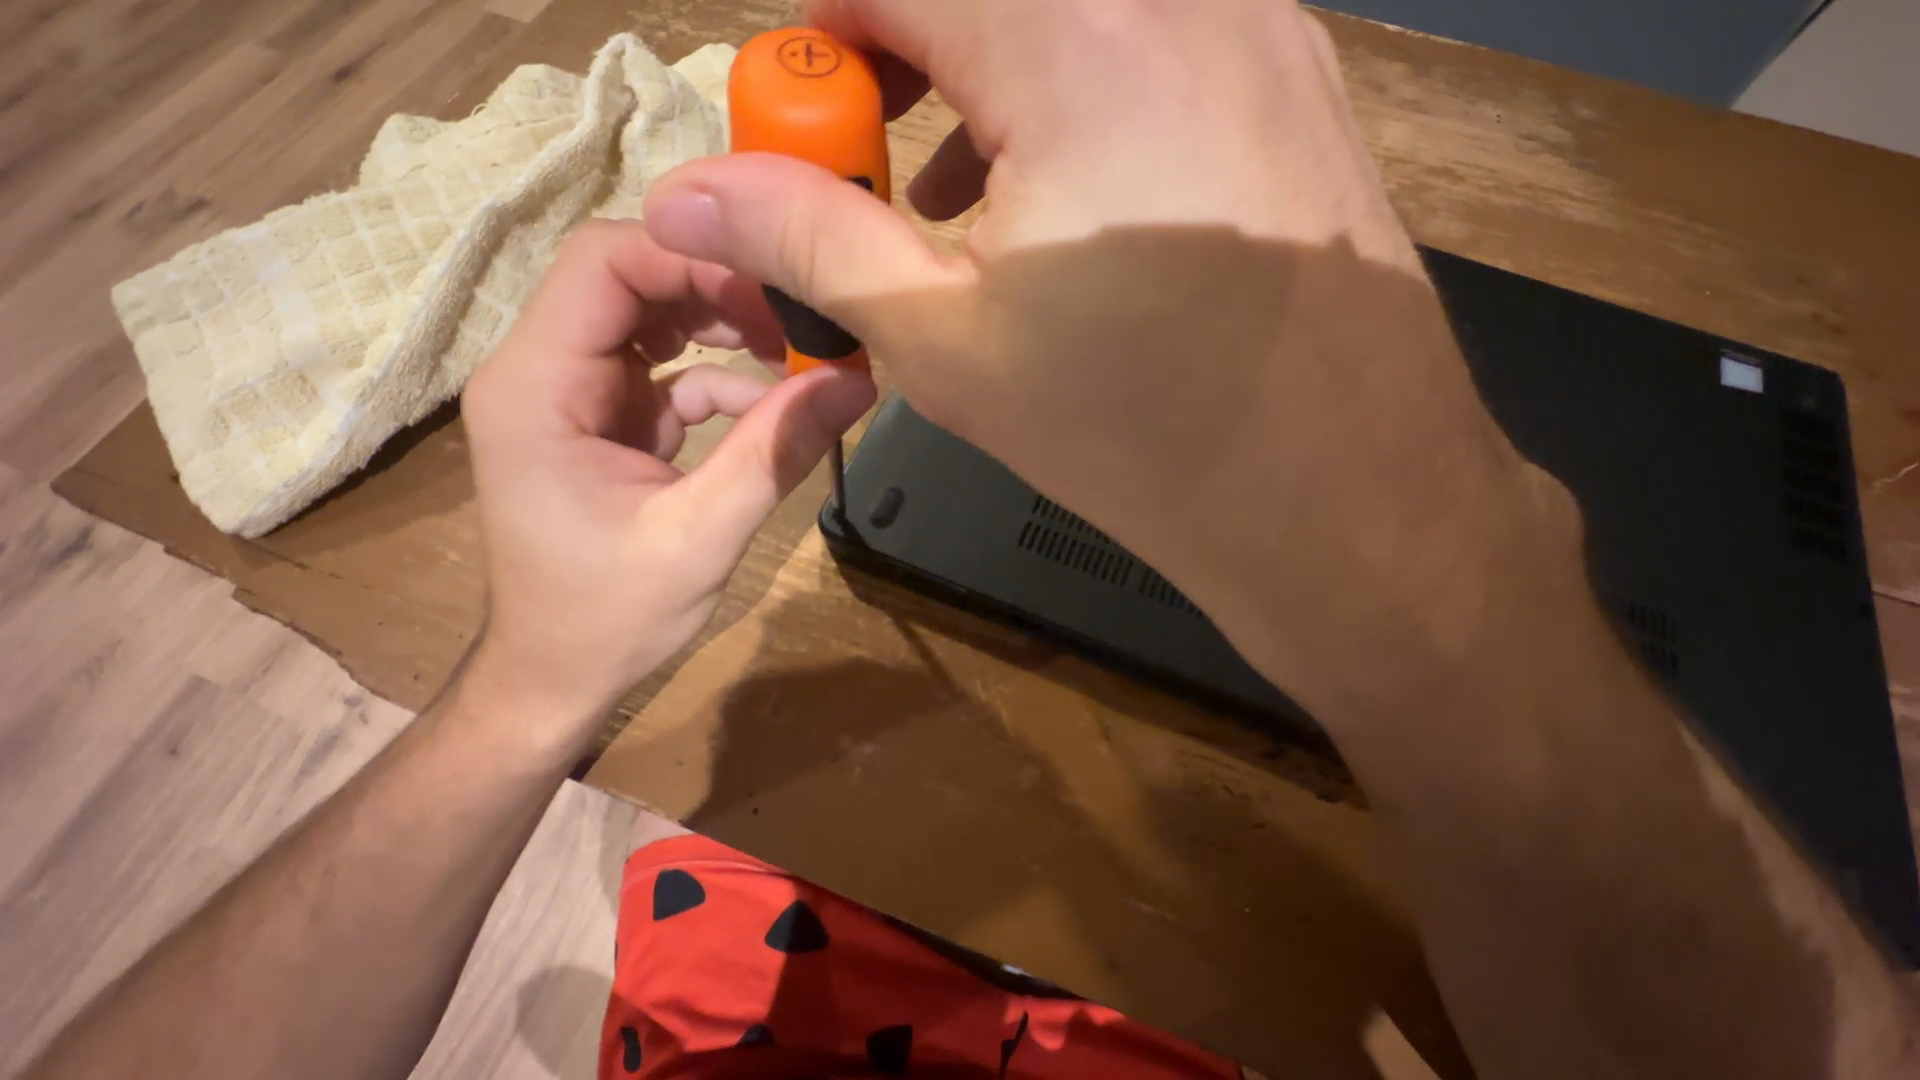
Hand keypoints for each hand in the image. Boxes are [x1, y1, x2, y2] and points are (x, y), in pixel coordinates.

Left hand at [459, 220, 875, 746]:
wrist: (555, 676)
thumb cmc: (608, 618)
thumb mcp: (701, 538)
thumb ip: (774, 453)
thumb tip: (858, 384)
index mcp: (537, 387)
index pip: (603, 263)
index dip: (693, 257)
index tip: (779, 284)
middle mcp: (540, 371)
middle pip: (630, 280)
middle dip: (720, 291)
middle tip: (803, 320)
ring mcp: (571, 393)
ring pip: (652, 318)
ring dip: (726, 331)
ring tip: (799, 357)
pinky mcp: (602, 418)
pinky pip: (665, 370)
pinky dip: (719, 382)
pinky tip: (767, 411)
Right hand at [641, 0, 1565, 710]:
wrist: (1339, 489)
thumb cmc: (1132, 427)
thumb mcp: (943, 337)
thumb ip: (807, 236)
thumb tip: (687, 190)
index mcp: (1071, 38)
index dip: (825, 36)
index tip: (811, 123)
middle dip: (904, 56)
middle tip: (878, 163)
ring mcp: (1259, 23)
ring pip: (1075, 10)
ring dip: (989, 74)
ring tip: (960, 196)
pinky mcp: (1299, 78)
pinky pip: (1156, 36)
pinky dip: (1078, 87)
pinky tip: (1069, 199)